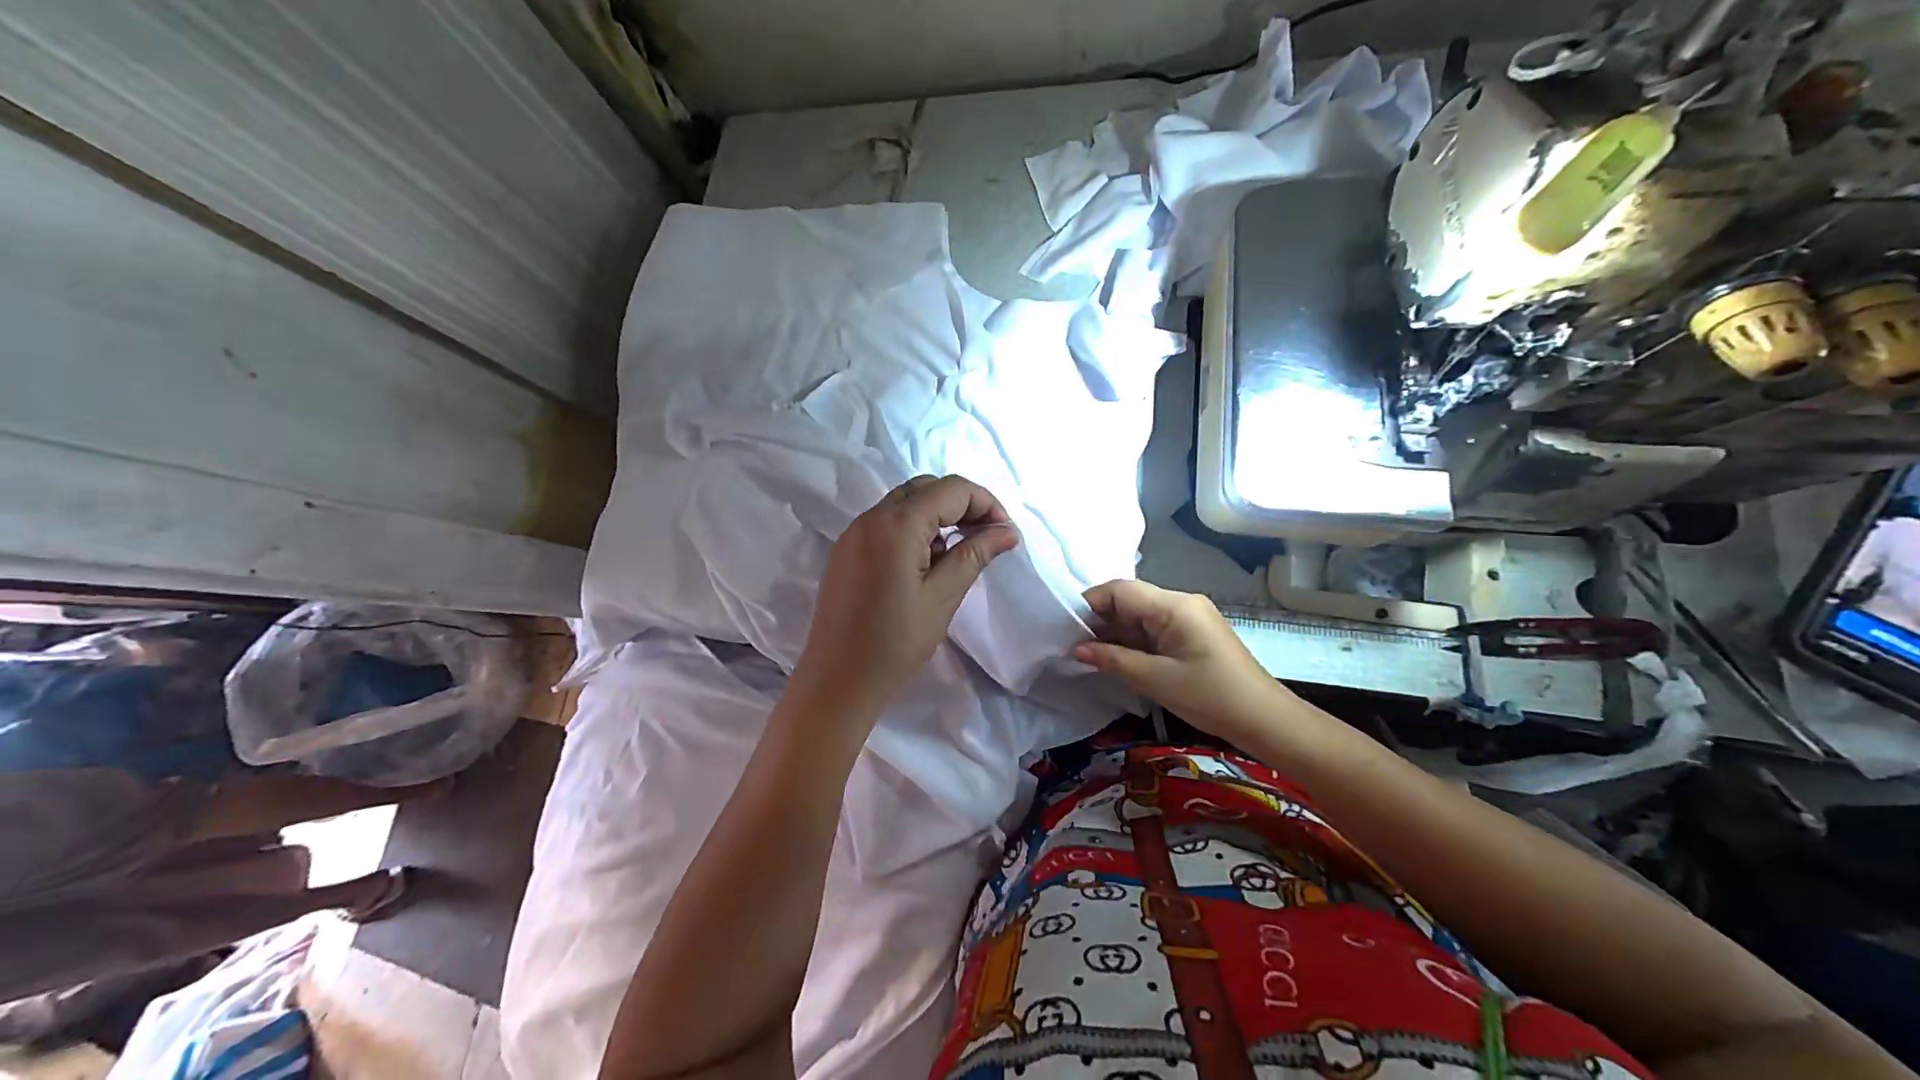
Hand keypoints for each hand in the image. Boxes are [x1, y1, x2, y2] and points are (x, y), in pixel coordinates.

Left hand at [792, 475, 1020, 720]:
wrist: (838, 680)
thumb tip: (1007, 530)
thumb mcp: (943, 596)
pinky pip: (885, 524)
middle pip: (926, 489)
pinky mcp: (845, 552)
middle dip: (962, 505)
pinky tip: (926, 565)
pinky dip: (913, 530)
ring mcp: (853, 534)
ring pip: (904, 504)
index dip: (986, 503)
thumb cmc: (896, 642)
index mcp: (896, 524)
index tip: (1006, 533)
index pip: (951, 489)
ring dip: (938, 517)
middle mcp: (870, 518)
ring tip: (959, 555)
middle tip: (987, 538)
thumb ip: (975, 554)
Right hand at [1072, 580, 1306, 748]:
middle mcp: (1181, 603)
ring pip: (1140, 615)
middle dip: (1100, 620)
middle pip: (1129, 600)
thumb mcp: (1156, 679)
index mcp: (1174, 606)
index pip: (1120, 590)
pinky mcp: (1192, 634)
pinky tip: (1115, 659)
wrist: (1266, 720)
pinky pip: (1154, 629)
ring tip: (1088, 655)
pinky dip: (1133, 642)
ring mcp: (1189, 618)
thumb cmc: (1211, 697)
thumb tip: (1075, 648)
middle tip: (1072, 645)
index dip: (1089, 603)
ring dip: (1115, 633)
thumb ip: (1113, 659)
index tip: (1065, 628)